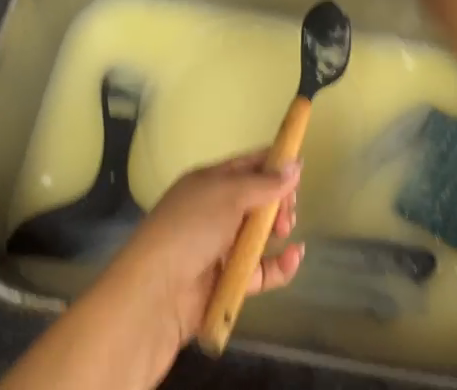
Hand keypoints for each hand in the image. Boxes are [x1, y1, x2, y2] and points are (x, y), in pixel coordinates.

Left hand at [100, 152, 304, 356]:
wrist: (156, 293)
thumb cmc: (190, 229)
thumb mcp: (228, 195)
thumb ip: (264, 182)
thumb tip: (295, 164)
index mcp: (209, 183)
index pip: (247, 165)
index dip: (273, 165)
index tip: (300, 170)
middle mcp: (215, 212)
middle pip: (258, 200)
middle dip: (279, 202)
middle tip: (287, 212)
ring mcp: (221, 247)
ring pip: (260, 235)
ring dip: (279, 231)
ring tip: (285, 233)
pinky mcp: (228, 281)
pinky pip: (261, 270)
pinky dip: (279, 265)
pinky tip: (294, 257)